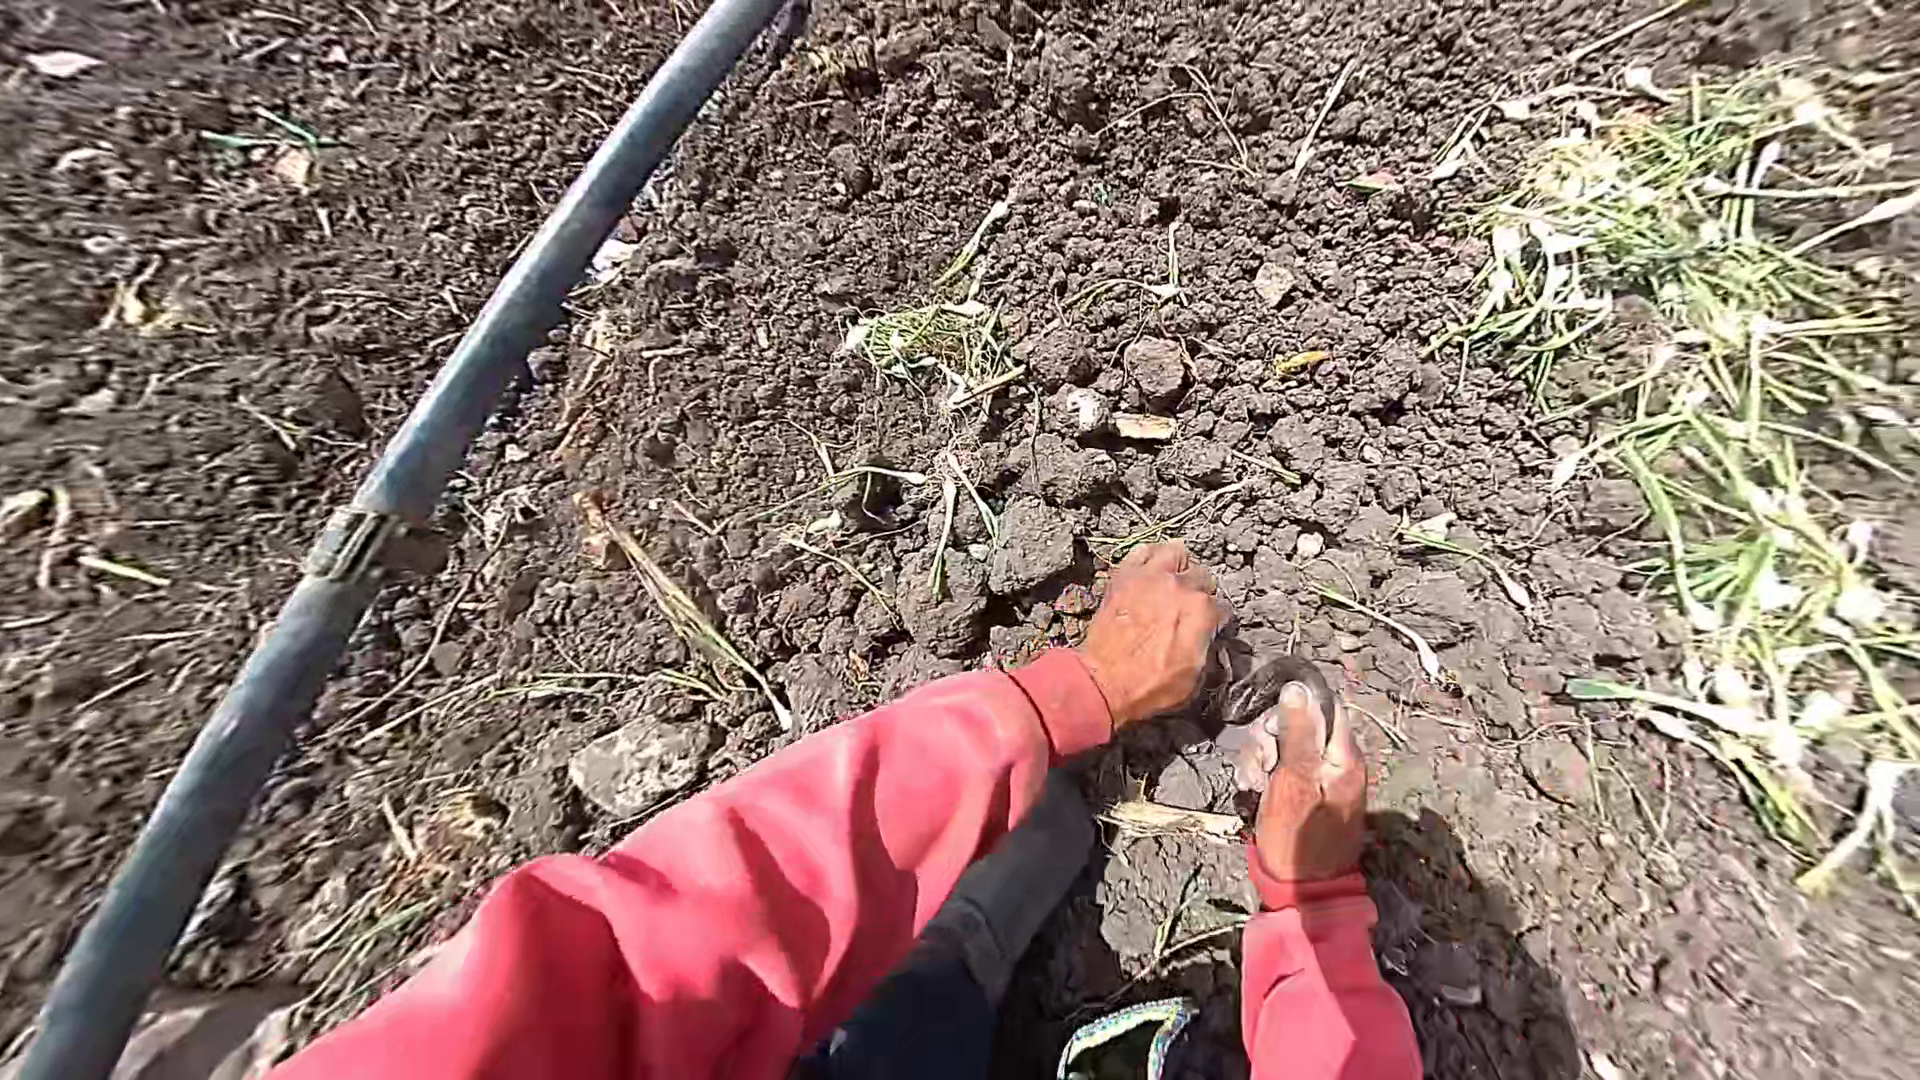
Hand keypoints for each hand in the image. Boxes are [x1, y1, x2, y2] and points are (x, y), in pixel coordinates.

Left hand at [1076, 542, 1221, 727]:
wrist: (1105, 681)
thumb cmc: (1150, 684)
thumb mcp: (1195, 674)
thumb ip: (1207, 643)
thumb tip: (1207, 633)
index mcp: (1202, 611)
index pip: (1221, 606)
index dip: (1215, 619)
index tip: (1207, 627)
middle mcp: (1179, 587)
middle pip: (1201, 576)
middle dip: (1199, 591)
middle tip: (1186, 607)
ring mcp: (1150, 577)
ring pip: (1176, 552)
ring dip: (1178, 565)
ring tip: (1173, 579)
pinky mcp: (1124, 576)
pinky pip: (1141, 551)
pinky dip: (1148, 556)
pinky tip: (1150, 567)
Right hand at [1239, 680, 1364, 881]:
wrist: (1299, 886)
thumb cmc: (1299, 835)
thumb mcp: (1296, 779)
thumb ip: (1298, 732)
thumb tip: (1298, 688)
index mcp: (1343, 756)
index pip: (1324, 706)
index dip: (1295, 705)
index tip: (1273, 725)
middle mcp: (1333, 760)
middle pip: (1296, 721)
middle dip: (1269, 735)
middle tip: (1264, 762)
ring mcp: (1315, 775)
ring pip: (1279, 741)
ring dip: (1259, 755)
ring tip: (1255, 781)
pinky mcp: (1297, 787)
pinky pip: (1275, 763)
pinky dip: (1259, 771)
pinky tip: (1253, 787)